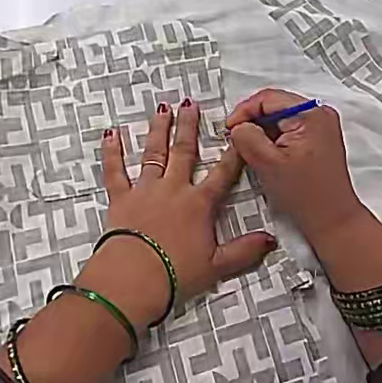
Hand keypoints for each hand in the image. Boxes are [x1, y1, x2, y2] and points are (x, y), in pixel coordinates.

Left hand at [85, 99, 277, 324]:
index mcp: (199, 204)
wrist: (134, 278)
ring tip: (162, 109)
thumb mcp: (217, 265)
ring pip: (153, 153)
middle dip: (188, 126)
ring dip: (158, 130)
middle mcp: (173, 190)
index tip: (237, 134)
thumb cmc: (175, 274)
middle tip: (191, 104)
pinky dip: (112, 152)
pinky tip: (111, 134)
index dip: (232, 153)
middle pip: (184, 152)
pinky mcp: (120, 199)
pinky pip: (115, 171)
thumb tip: (270, 241)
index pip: (222, 173)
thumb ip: (244, 251)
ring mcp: (145, 191)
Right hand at [223, 89, 367, 246]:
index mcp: (311, 114)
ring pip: (280, 118)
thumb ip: (247, 137)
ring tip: (254, 153)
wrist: (331, 218)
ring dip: (263, 132)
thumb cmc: (307, 195)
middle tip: (238, 141)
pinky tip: (268, 157)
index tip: (230, 128)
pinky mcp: (319, 138)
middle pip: (274, 106)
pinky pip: (289, 130)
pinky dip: (274, 140)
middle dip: (253, 123)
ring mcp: (321, 126)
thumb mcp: (267, 163)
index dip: (243, 111)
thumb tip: (238, 126)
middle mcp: (320, 114)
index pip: (268, 98)